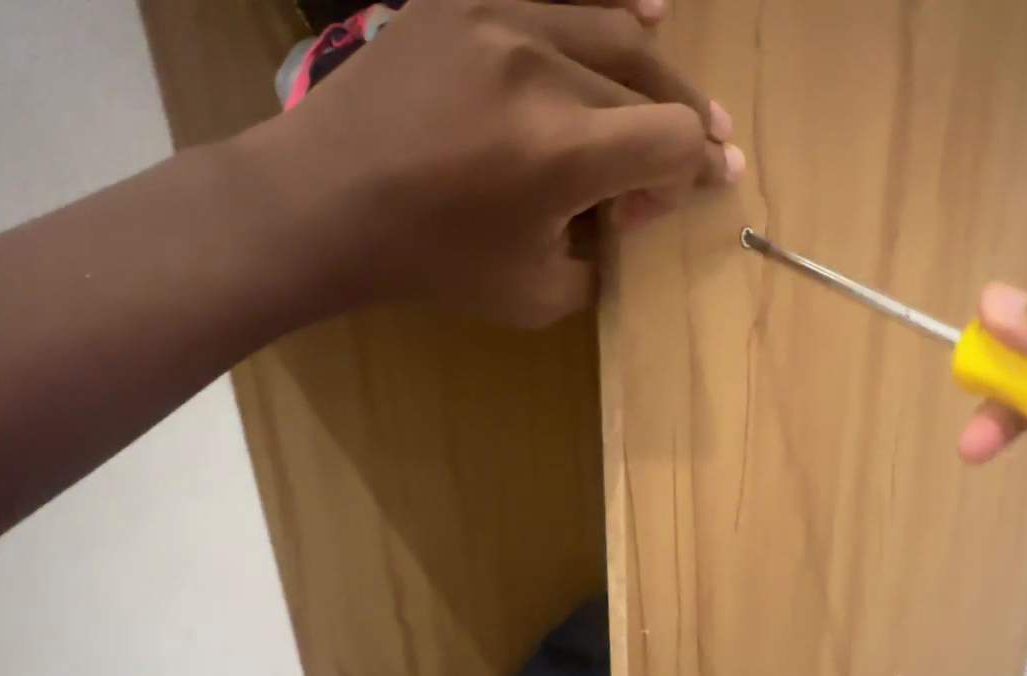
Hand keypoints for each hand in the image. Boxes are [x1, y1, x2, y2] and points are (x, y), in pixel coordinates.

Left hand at [238, 0, 742, 325]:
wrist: (322, 205)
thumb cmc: (433, 264)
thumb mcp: (538, 295)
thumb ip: (606, 260)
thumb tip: (633, 218)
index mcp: (561, 151)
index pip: (674, 141)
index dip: (699, 168)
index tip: (704, 187)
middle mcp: (541, 68)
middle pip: (651, 87)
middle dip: (675, 136)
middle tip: (678, 169)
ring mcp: (499, 17)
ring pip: (617, 31)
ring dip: (658, 74)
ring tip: (673, 99)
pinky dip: (612, 2)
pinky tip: (650, 6)